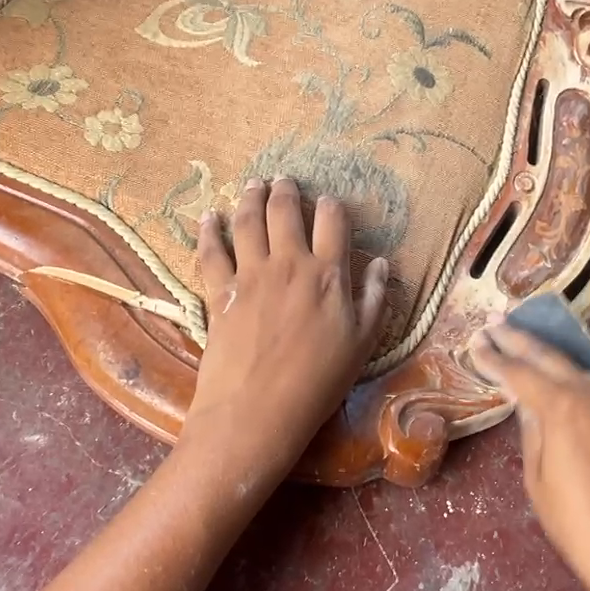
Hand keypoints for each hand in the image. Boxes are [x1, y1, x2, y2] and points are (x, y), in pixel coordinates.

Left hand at [184, 178, 389, 475]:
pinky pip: (211, 252)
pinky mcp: (219, 293)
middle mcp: (289, 264)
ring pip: (247, 222)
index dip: (331, 206)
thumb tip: (381, 265)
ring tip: (253, 184)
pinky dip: (209, 230)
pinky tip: (208, 217)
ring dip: (250, 198)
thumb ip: (375, 299)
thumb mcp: (363, 344)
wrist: (258, 411)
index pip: (332, 222)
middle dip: (286, 191)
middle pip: (285, 213)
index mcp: (329, 275)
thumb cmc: (319, 382)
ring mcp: (250, 275)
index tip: (327, 200)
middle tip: (283, 179)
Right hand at [467, 322, 589, 588]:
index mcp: (562, 407)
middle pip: (553, 353)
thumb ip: (532, 431)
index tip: (477, 342)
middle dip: (521, 338)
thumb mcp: (536, 479)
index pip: (519, 372)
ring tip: (589, 346)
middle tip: (501, 326)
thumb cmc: (574, 522)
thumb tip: (527, 402)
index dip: (493, 357)